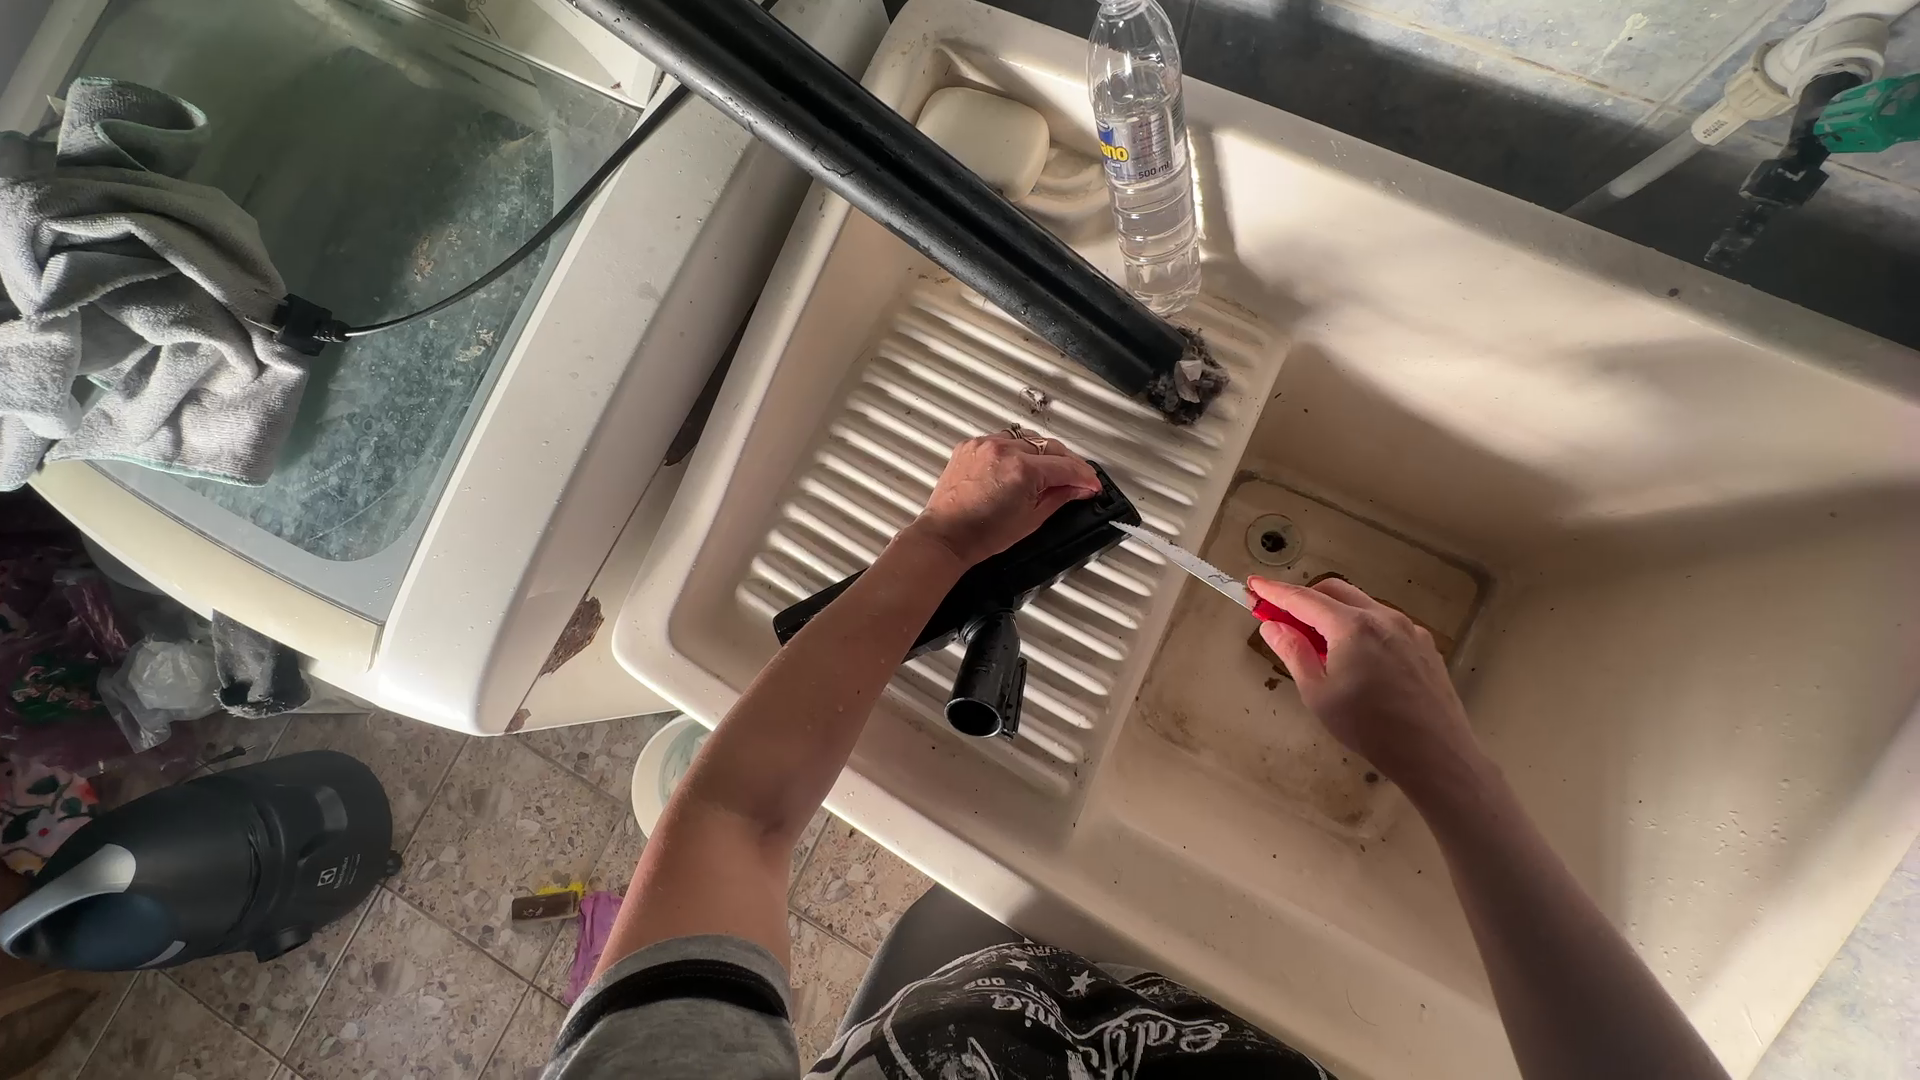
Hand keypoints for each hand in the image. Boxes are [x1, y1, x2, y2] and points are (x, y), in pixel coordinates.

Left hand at [902, 432, 1102, 566]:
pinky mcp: (972, 445)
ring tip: (1049, 472)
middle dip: (1067, 463)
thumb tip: (1079, 487)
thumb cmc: (981, 534)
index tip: (1091, 484)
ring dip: (1043, 453)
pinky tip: (1021, 464)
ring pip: (1028, 438)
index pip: (1065, 466)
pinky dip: (1016, 450)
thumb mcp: (1032, 519)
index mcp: (1022, 470)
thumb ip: (1060, 497)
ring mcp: (985, 444)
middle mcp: (1003, 450)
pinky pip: (1004, 439)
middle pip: (1050, 447)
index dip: (1084, 476)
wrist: (947, 535)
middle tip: (1076, 480)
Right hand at [1248, 576, 1483, 793]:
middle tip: (1282, 616)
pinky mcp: (1425, 645)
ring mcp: (1409, 629)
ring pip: (1361, 605)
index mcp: (1353, 627)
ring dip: (1333, 612)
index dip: (1274, 590)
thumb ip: (1293, 652)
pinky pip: (1383, 623)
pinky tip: (1355, 658)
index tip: (1253, 584)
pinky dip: (1359, 627)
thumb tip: (1272, 626)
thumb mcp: (1318, 693)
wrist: (1436, 755)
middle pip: (1335, 591)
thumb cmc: (1369, 727)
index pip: (1304, 599)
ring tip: (1318, 644)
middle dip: (1304, 597)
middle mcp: (1384, 618)